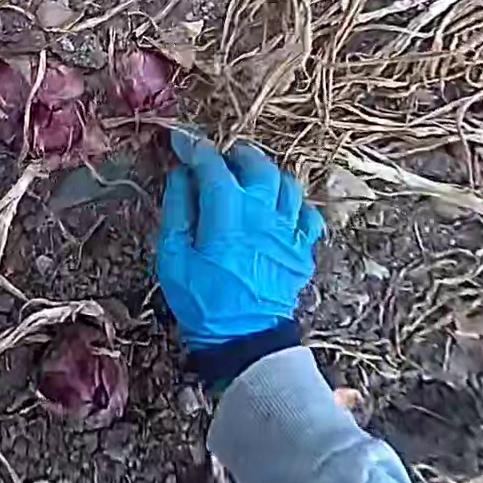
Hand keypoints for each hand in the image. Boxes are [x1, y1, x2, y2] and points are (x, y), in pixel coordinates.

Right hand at [155, 129, 323, 347]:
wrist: (244, 342)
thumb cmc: (202, 301)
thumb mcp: (174, 257)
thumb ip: (178, 210)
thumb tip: (181, 175)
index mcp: (228, 215)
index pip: (213, 166)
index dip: (196, 148)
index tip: (183, 139)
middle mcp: (263, 214)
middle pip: (258, 164)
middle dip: (237, 154)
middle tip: (221, 158)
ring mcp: (288, 231)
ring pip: (286, 183)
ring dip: (267, 174)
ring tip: (249, 179)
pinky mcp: (302, 249)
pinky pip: (308, 215)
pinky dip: (295, 205)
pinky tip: (279, 209)